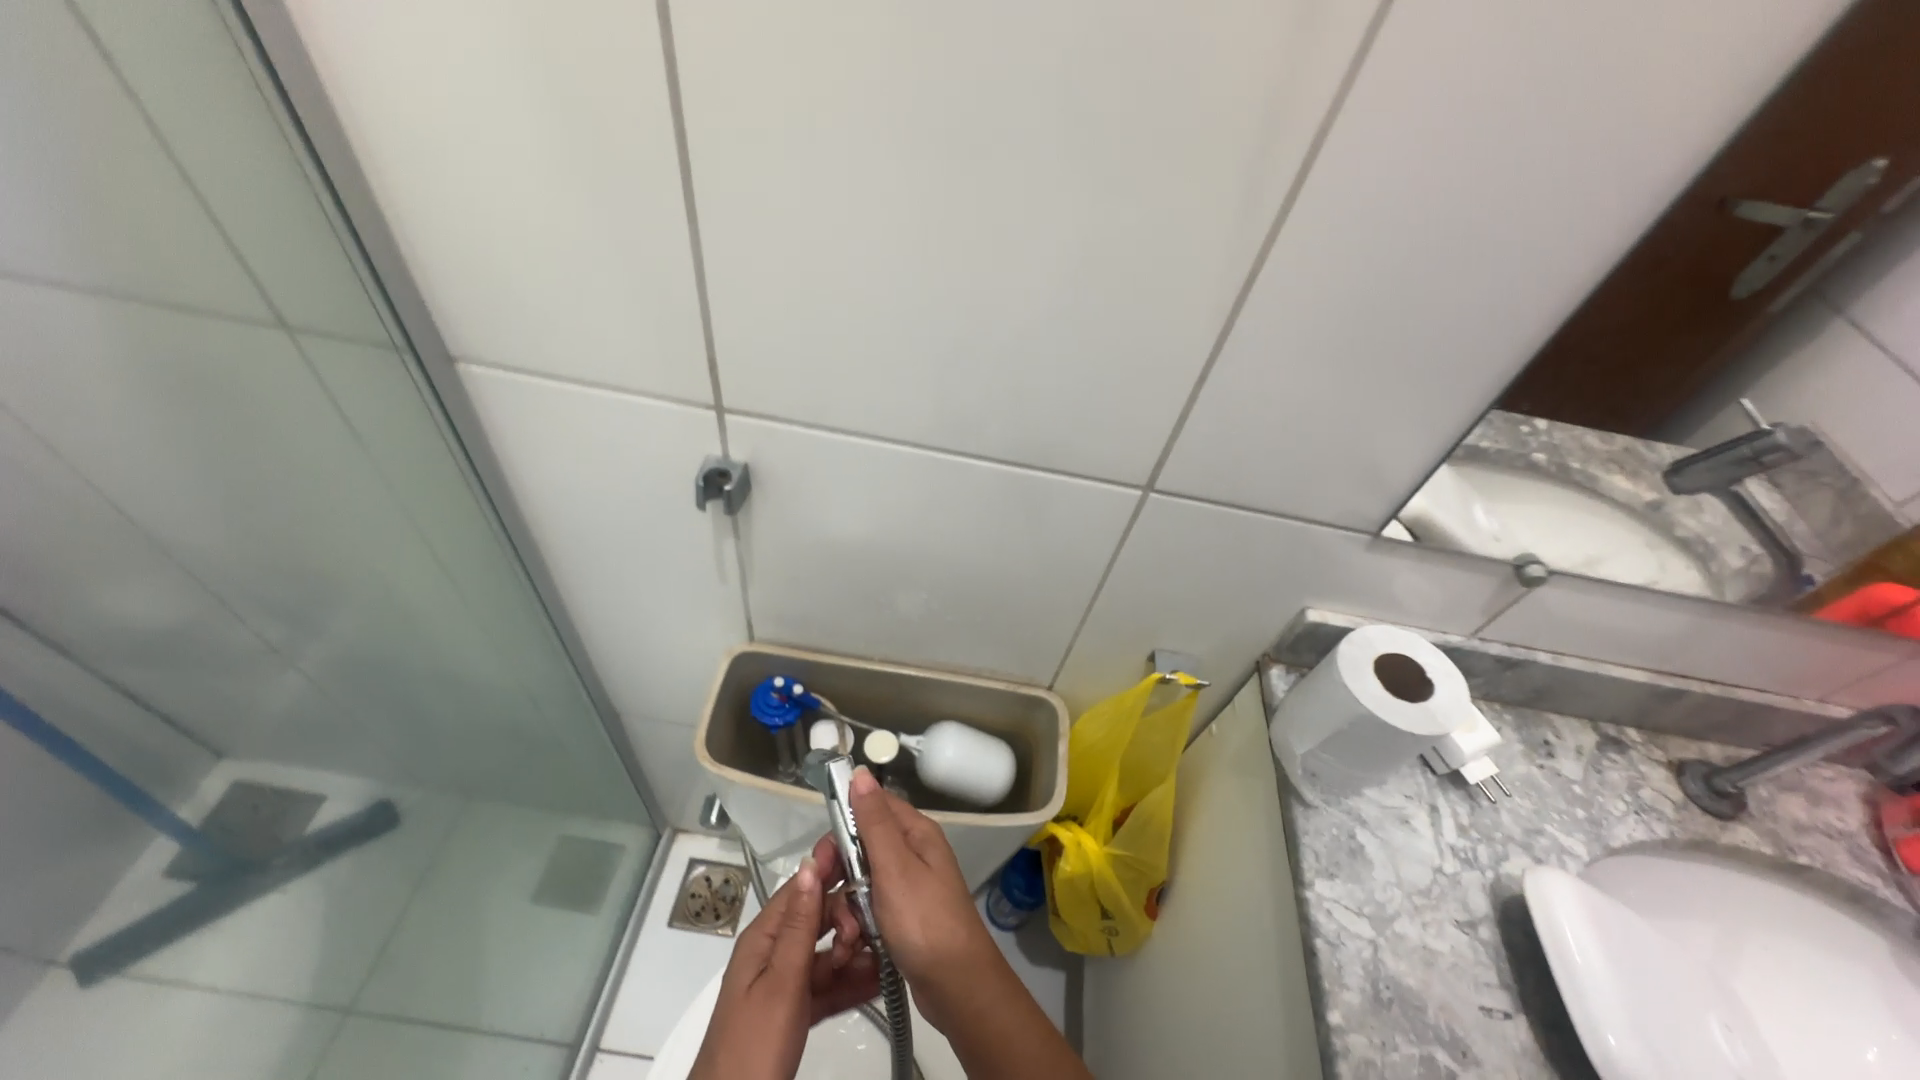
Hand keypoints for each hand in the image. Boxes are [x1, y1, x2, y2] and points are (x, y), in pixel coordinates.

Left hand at [687, 835, 879, 1079]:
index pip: (800, 889)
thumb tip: (809, 866)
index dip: (830, 870)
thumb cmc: (754, 1044)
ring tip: (885, 957)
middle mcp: (773, 953)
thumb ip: (799, 926)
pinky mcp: (795, 1011)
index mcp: (764, 939)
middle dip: (848, 919)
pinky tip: (880, 981)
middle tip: (874, 933)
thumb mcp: (782, 982)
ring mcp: (785, 983)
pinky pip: (828, 986)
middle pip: (818, 919)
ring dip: (855, 953)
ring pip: (827, 954)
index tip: (866, 856)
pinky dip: (851, 983)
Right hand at [847, 767, 1008, 1030]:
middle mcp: (912, 854)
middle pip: (860, 848)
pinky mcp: (902, 918)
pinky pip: (868, 910)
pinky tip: (852, 946)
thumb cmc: (924, 921)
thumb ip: (873, 821)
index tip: (822, 856)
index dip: (842, 825)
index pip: (871, 807)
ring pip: (860, 883)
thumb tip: (861, 772)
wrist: (956, 986)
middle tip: (828, 899)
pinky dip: (857, 926)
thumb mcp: (894, 866)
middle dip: (839, 875)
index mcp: (915, 834)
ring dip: (846, 908)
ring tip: (847, 935)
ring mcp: (907, 888)